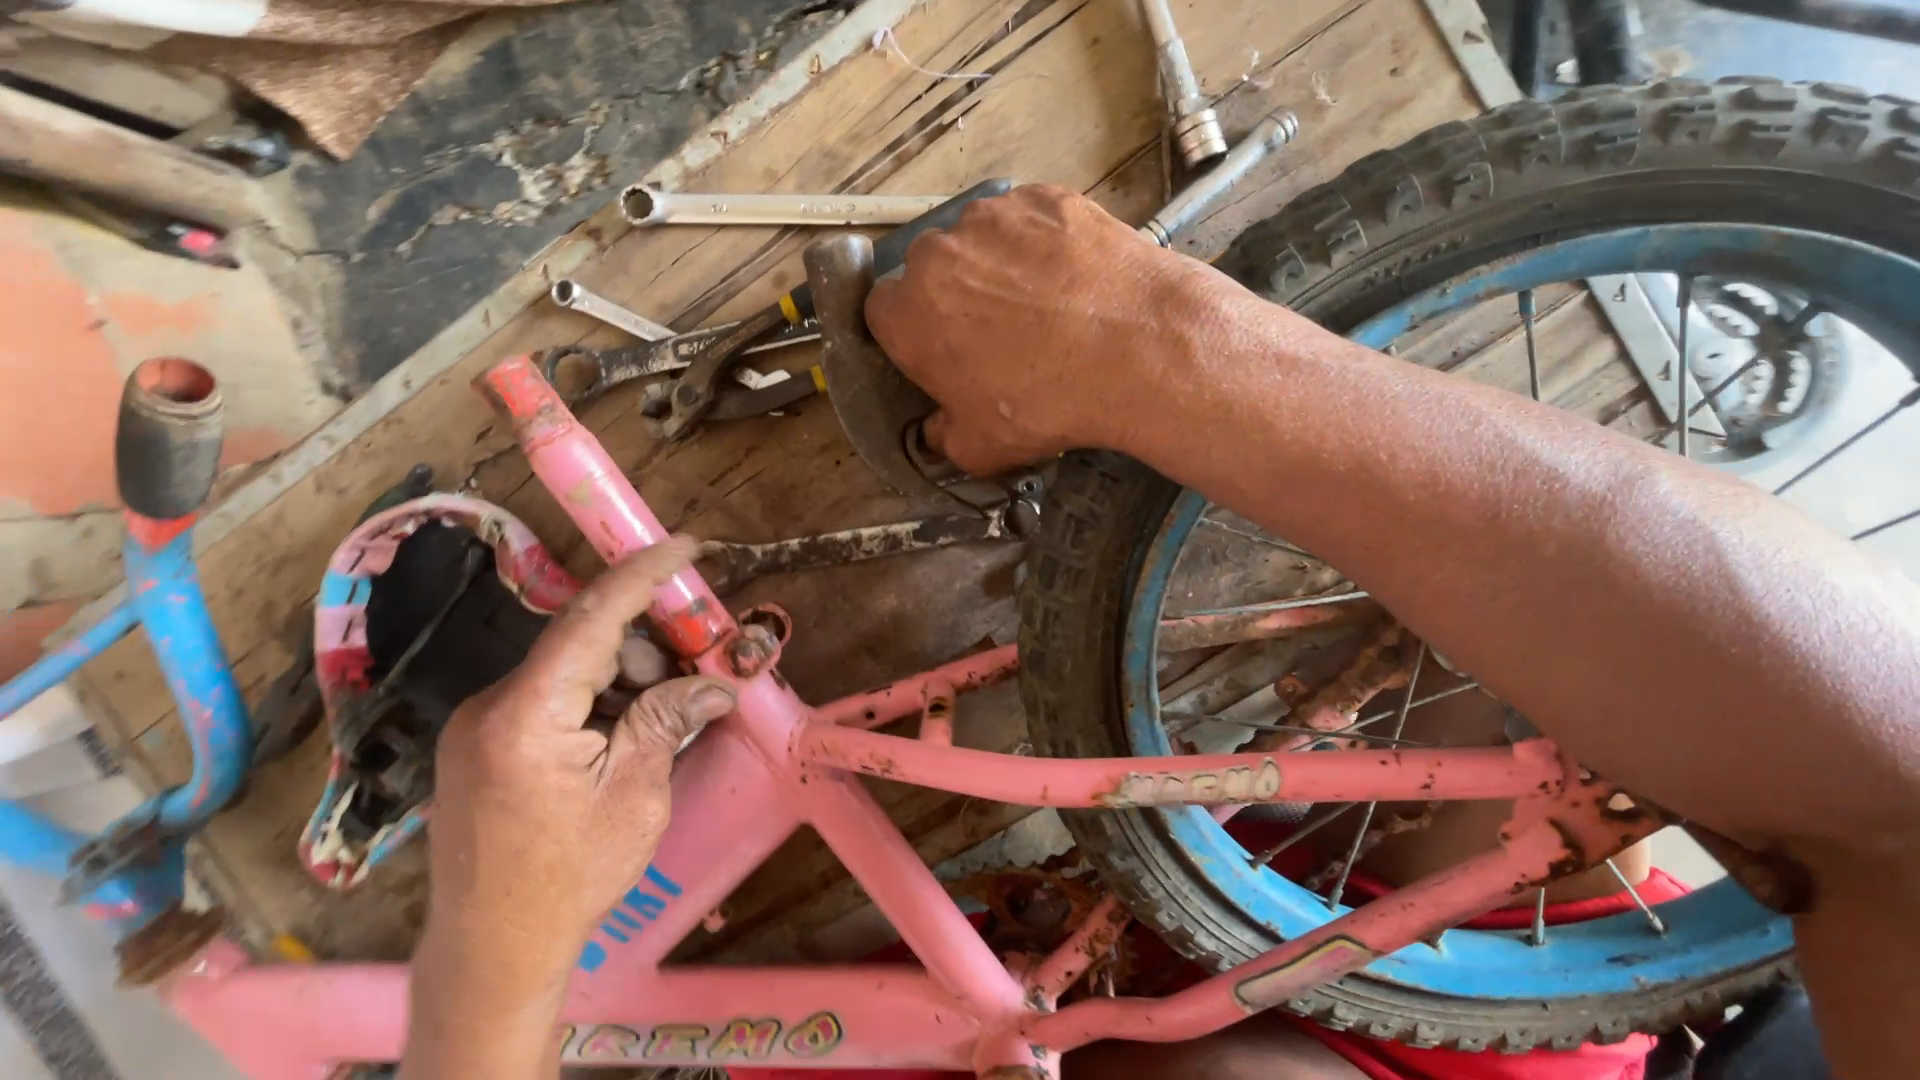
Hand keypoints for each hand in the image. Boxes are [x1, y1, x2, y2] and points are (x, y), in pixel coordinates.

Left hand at [423, 536, 735, 971]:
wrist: (491, 948)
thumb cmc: (570, 877)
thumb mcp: (636, 798)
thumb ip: (667, 723)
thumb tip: (715, 685)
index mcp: (528, 714)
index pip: (591, 619)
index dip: (641, 576)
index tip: (684, 546)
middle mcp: (493, 704)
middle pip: (582, 642)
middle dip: (647, 646)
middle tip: (697, 669)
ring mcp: (481, 722)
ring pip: (568, 670)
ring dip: (623, 678)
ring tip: (661, 719)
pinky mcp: (482, 742)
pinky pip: (549, 697)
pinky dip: (595, 701)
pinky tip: (623, 735)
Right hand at [864, 184, 1252, 474]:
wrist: (1137, 349)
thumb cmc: (1048, 402)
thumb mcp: (980, 448)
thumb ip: (941, 437)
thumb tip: (936, 431)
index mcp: (906, 315)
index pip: (883, 312)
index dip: (911, 332)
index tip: (939, 349)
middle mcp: (936, 254)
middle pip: (929, 271)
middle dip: (953, 297)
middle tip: (997, 334)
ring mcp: (992, 217)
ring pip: (979, 241)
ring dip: (996, 267)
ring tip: (1043, 306)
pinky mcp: (1043, 197)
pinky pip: (1029, 221)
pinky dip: (1042, 244)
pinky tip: (1072, 280)